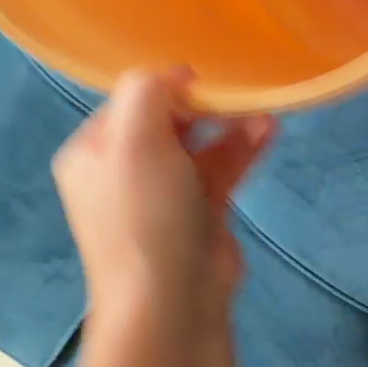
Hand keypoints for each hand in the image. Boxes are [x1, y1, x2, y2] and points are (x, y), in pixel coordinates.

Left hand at [52, 68, 275, 327]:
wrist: (172, 294)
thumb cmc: (147, 215)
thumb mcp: (136, 144)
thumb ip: (148, 94)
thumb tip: (176, 72)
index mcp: (95, 152)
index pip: (132, 102)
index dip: (171, 86)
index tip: (212, 79)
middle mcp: (127, 169)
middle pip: (172, 121)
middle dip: (211, 105)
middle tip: (248, 94)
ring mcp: (167, 191)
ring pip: (205, 144)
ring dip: (236, 125)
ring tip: (270, 112)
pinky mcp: (203, 208)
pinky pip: (225, 167)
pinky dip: (246, 147)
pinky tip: (272, 131)